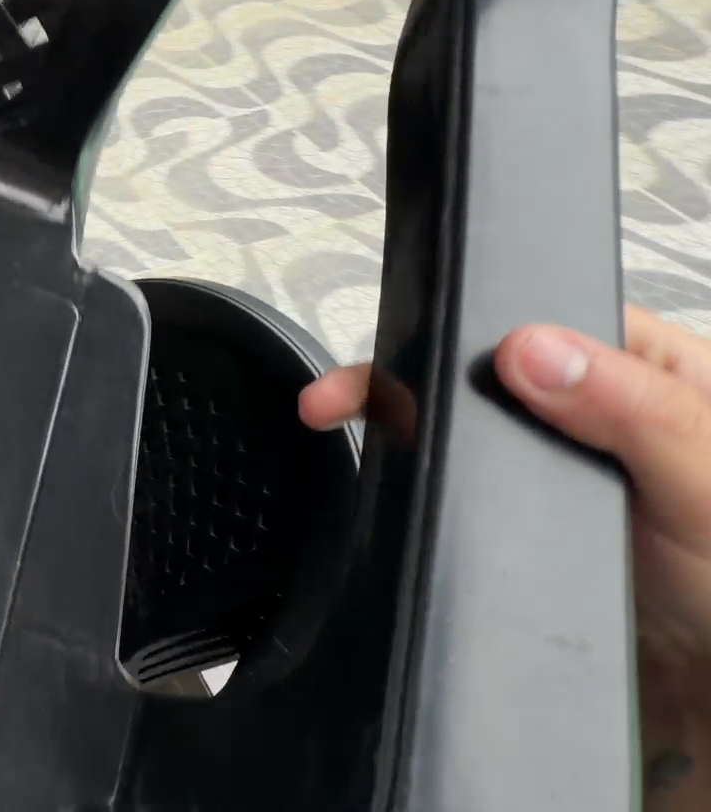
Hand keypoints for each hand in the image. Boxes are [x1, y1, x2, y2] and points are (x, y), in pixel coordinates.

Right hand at [301, 307, 710, 804]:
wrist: (695, 683)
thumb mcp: (710, 491)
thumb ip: (640, 415)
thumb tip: (529, 349)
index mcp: (650, 371)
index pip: (537, 321)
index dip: (462, 328)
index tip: (402, 355)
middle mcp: (584, 400)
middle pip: (466, 361)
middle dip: (393, 370)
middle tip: (336, 396)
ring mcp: (535, 446)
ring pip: (440, 406)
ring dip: (384, 407)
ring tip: (332, 415)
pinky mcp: (500, 488)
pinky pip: (434, 454)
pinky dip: (395, 451)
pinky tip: (376, 459)